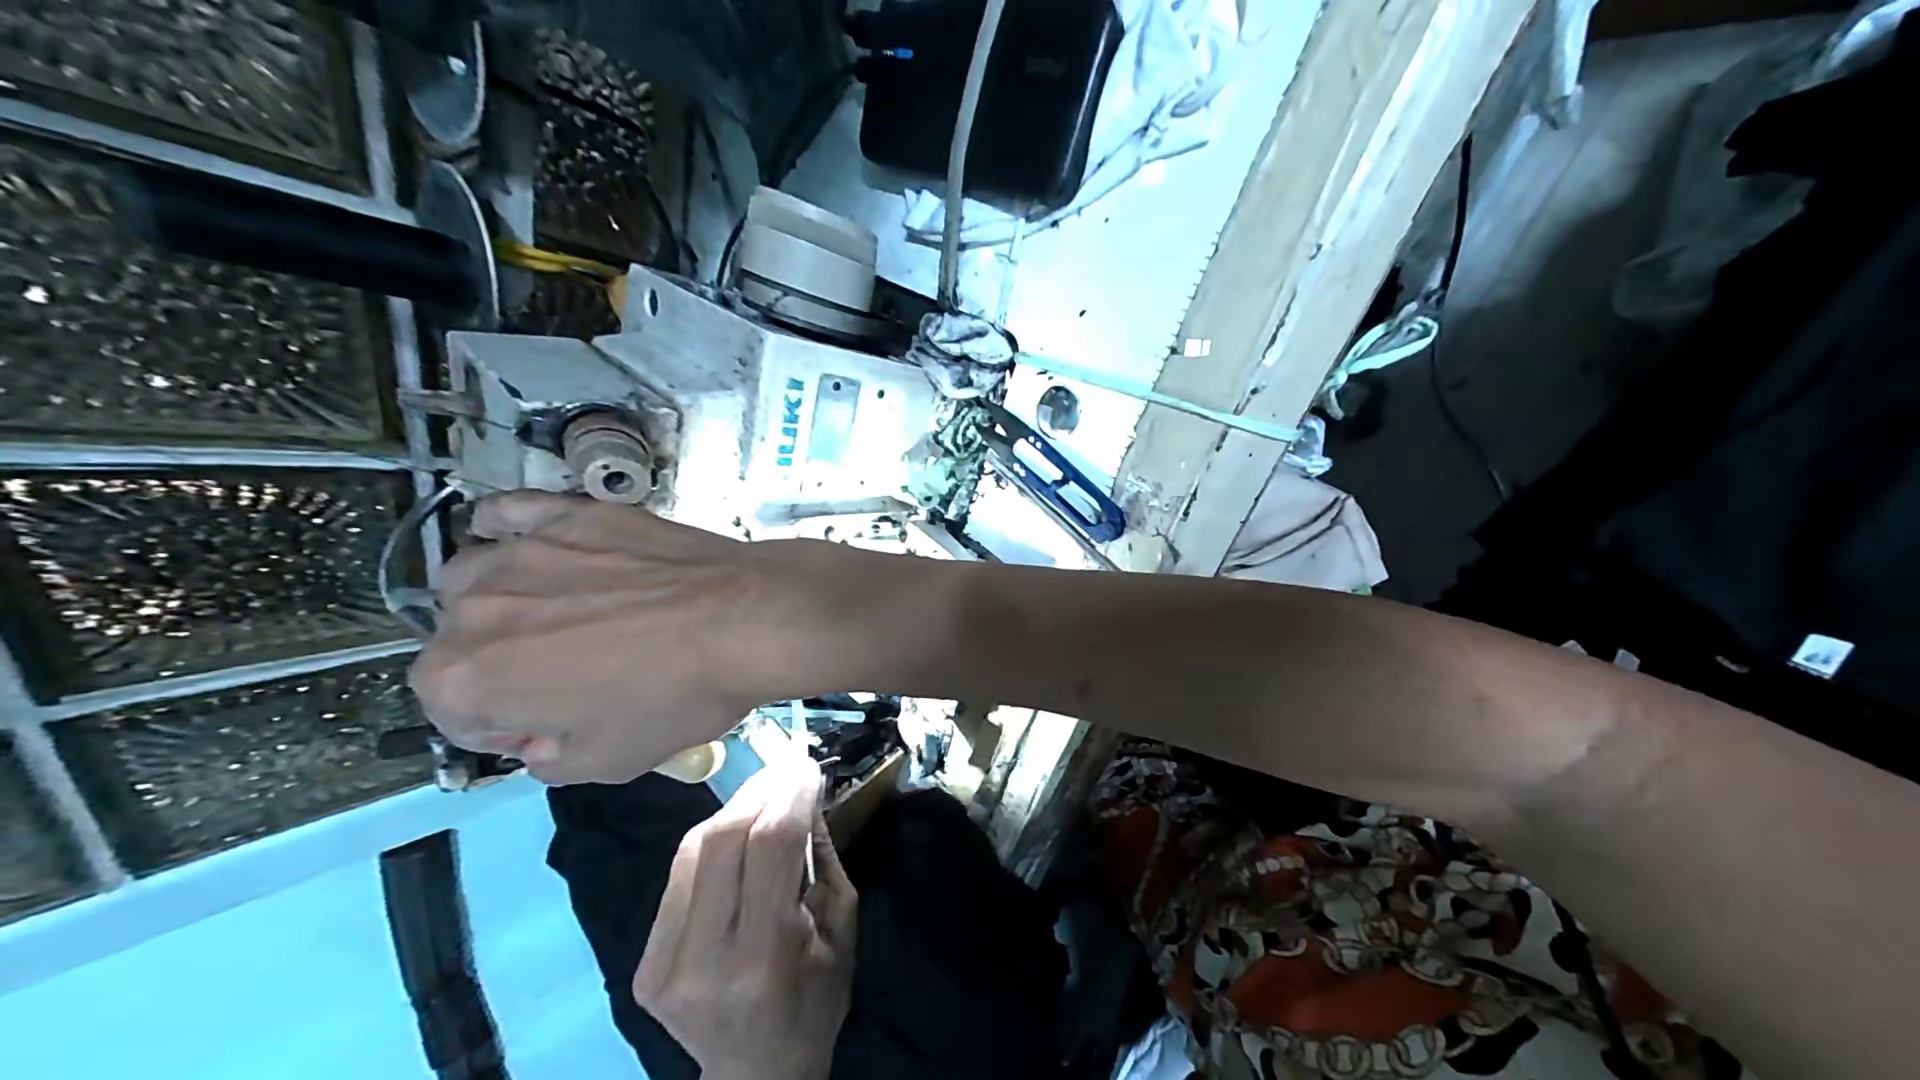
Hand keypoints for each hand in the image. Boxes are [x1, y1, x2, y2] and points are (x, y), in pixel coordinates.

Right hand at [409, 491, 796, 783]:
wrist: (746, 618)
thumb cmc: (678, 695)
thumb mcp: (609, 762)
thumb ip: (549, 760)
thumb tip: (540, 741)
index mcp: (467, 676)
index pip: (450, 709)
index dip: (499, 725)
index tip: (547, 724)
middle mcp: (475, 606)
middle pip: (461, 640)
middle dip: (499, 664)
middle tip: (565, 674)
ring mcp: (525, 549)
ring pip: (477, 576)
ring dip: (498, 601)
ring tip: (554, 613)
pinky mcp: (573, 513)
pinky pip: (514, 512)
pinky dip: (508, 526)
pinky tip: (529, 539)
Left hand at [634, 762, 857, 1079]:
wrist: (755, 1075)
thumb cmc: (816, 1002)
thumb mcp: (841, 928)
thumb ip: (823, 858)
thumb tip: (805, 795)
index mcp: (763, 959)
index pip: (770, 847)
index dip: (790, 795)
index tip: (808, 765)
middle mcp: (703, 960)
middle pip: (724, 840)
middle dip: (760, 790)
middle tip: (787, 766)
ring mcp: (663, 963)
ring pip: (693, 850)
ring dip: (734, 806)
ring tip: (765, 786)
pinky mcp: (645, 962)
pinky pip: (679, 874)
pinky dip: (711, 837)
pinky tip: (736, 823)